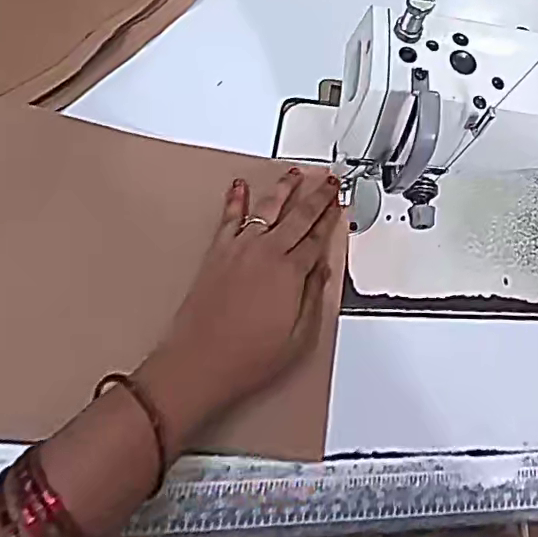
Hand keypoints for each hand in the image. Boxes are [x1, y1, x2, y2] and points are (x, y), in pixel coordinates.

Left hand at [136, 170, 340, 443]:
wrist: (198, 363)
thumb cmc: (245, 357)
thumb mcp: (297, 339)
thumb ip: (313, 298)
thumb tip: (321, 271)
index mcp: (290, 273)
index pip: (317, 238)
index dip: (331, 219)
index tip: (339, 205)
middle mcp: (267, 253)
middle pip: (300, 215)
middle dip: (318, 195)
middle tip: (329, 182)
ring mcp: (241, 248)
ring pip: (269, 207)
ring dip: (284, 187)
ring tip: (294, 173)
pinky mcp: (218, 251)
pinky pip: (230, 217)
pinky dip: (235, 198)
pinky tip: (240, 185)